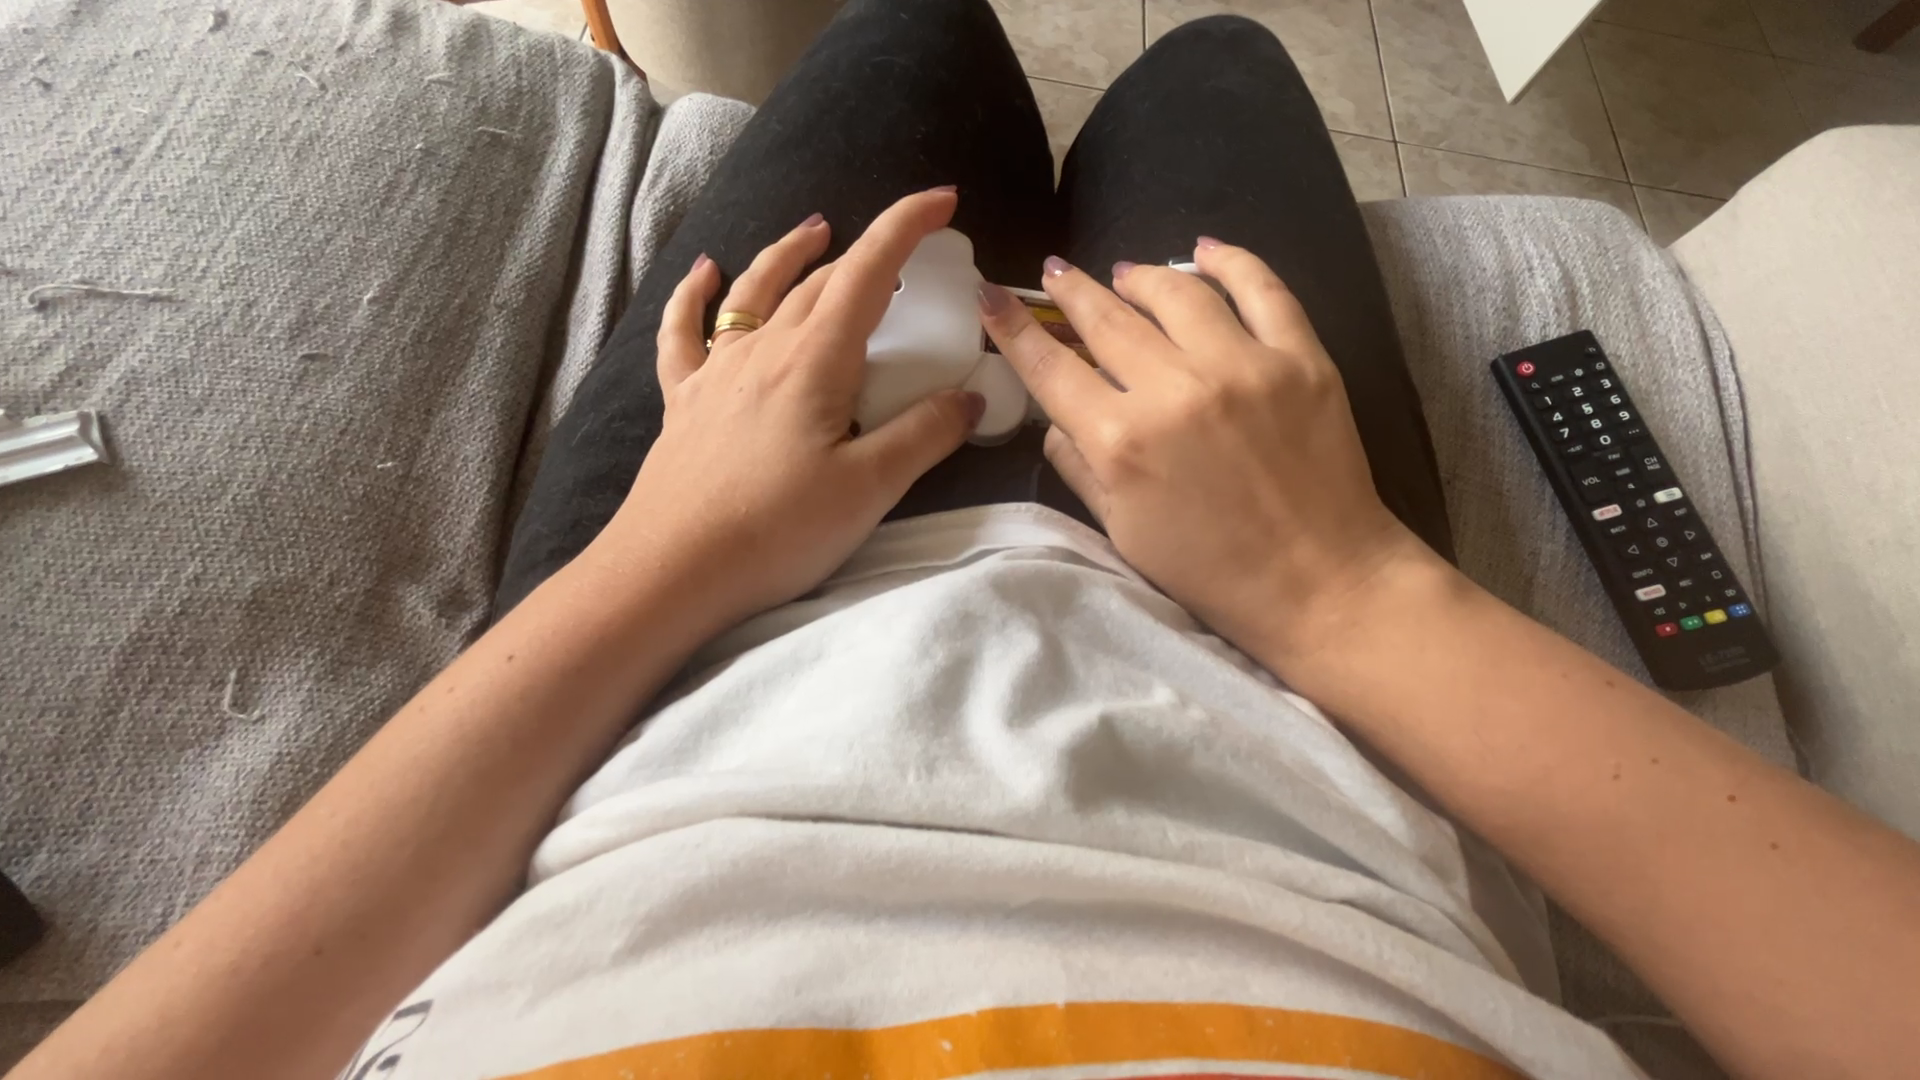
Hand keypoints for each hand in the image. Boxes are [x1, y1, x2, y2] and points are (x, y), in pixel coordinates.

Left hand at [584, 190, 984, 630]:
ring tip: (813, 231)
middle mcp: (763, 350)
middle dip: (865, 254)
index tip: (943, 199)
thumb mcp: (870, 487)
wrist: (673, 570)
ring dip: (788, 256)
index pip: (868, 271)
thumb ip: (924, 434)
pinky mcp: (685, 402)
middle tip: (902, 254)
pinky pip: (685, 334)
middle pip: (819, 282)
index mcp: (814, 360)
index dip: (907, 226)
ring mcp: (716, 372)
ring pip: (755, 293)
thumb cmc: (778, 529)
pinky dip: (695, 297)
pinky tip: (705, 274)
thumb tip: (970, 398)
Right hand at [977, 239, 1444, 666]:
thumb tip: (1055, 416)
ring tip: (1122, 273)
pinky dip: (1229, 261)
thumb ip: (1078, 466)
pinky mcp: (1300, 358)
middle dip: (1071, 291)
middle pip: (1107, 319)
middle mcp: (1174, 389)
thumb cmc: (1208, 569)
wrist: (1319, 583)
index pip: (1050, 368)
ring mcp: (1242, 365)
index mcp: (1121, 441)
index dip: (1014, 328)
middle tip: (1056, 271)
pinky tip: (1204, 251)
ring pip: (1176, 292)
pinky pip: (1262, 287)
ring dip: (1139, 276)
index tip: (992, 296)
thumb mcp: (1120, 531)